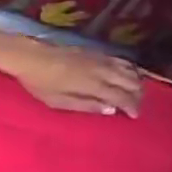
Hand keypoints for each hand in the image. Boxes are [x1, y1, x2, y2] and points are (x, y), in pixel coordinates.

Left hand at [0, 37, 143, 115]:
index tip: (135, 116)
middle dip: (138, 97)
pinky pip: (127, 63)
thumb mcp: (57, 100)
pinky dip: (134, 72)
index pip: (123, 97)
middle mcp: (107, 73)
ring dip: (138, 84)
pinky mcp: (105, 55)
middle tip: (136, 106)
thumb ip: (85, 105)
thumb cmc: (41, 82)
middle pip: (133, 85)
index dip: (132, 107)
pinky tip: (131, 76)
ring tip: (136, 93)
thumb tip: (111, 110)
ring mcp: (107, 62)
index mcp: (95, 86)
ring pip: (134, 73)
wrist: (33, 57)